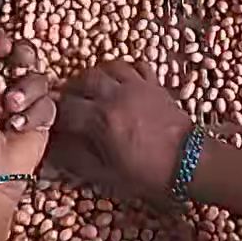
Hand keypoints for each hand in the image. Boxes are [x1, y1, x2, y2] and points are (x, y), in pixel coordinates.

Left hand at [0, 16, 54, 197]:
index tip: (0, 45)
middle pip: (21, 56)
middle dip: (21, 58)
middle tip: (16, 65)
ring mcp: (18, 108)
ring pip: (38, 77)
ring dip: (27, 90)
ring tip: (11, 108)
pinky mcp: (38, 123)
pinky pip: (49, 102)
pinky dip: (36, 112)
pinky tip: (19, 127)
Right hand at [52, 61, 193, 202]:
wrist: (189, 163)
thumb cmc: (147, 174)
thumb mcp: (106, 175)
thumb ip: (77, 158)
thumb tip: (54, 147)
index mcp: (102, 119)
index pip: (66, 108)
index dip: (54, 115)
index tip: (53, 123)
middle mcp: (117, 96)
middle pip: (84, 79)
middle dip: (72, 89)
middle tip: (70, 103)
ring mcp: (138, 86)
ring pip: (109, 66)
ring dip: (97, 75)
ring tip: (93, 90)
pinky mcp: (155, 84)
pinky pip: (137, 66)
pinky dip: (126, 70)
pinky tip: (122, 84)